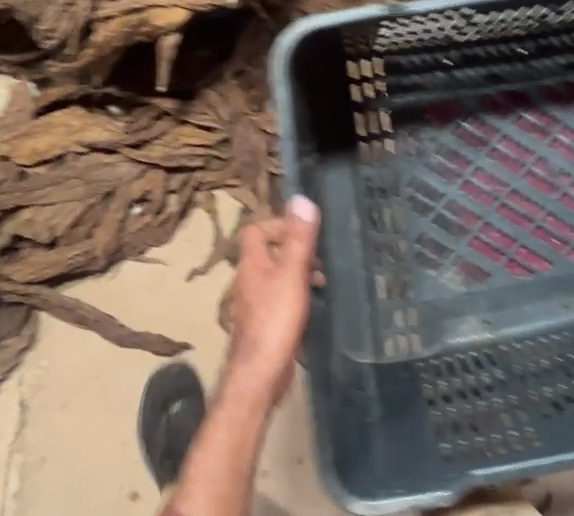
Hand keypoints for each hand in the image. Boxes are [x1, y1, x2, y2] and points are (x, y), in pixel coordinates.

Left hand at [223, 196, 320, 405]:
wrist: (260, 375)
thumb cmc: (275, 321)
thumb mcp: (291, 274)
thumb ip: (298, 239)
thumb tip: (302, 199)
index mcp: (252, 264)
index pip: (256, 230)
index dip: (279, 224)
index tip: (305, 231)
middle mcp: (249, 280)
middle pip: (269, 252)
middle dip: (296, 249)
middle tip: (322, 257)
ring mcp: (256, 304)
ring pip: (277, 276)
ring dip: (300, 273)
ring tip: (324, 280)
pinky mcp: (265, 323)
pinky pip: (282, 298)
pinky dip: (298, 294)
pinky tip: (315, 305)